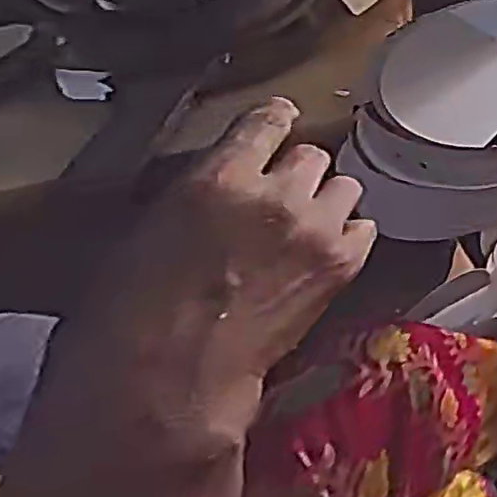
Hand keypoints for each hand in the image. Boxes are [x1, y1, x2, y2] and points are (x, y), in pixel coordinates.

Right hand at [68, 97, 376, 448]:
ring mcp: (316, 227)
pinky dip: (349, 236)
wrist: (168, 379)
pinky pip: (365, 227)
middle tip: (284, 200)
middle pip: (314, 156)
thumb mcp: (153, 228)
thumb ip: (208, 190)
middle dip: (298, 174)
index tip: (284, 118)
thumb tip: (234, 178)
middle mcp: (277, 194)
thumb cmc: (131, 312)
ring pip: (346, 186)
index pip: (269, 122)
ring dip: (328, 202)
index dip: (277, 119)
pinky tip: (327, 253)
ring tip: (307, 228)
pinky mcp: (343, 262)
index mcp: (221, 178)